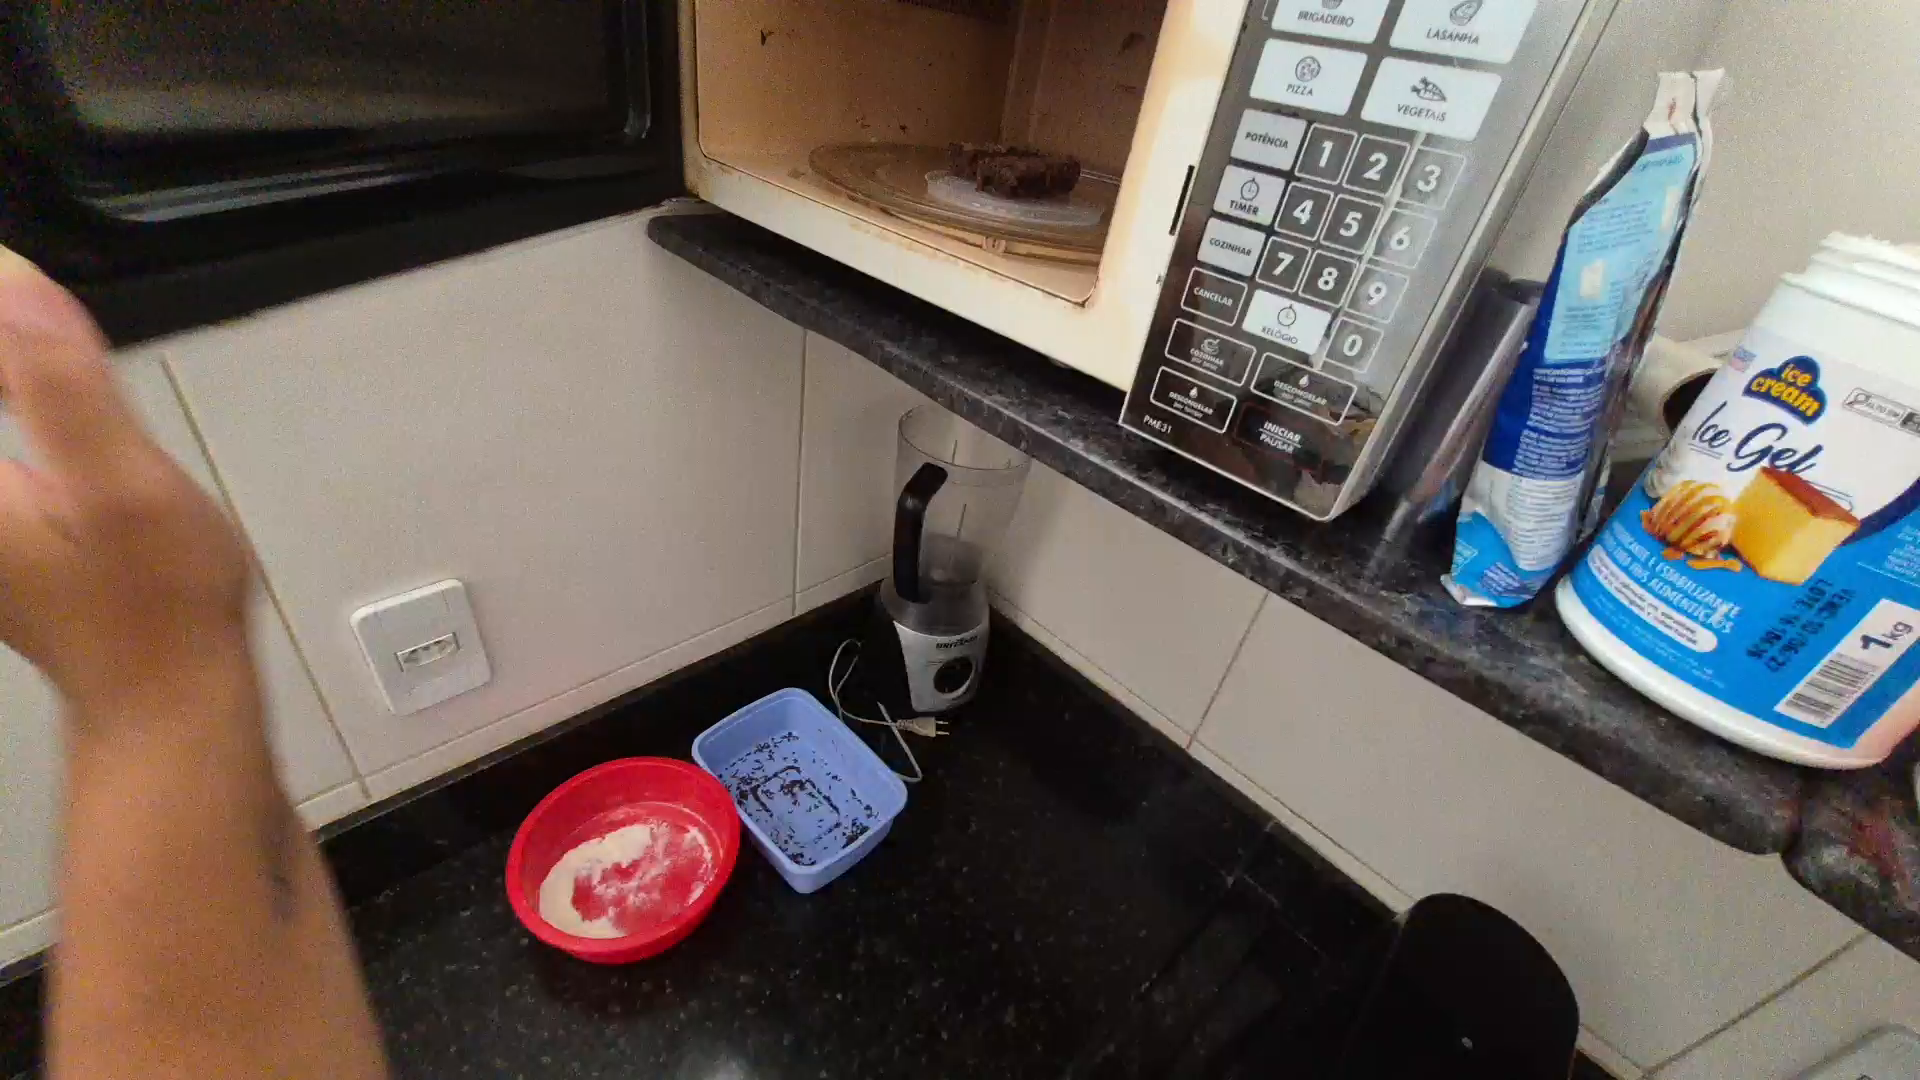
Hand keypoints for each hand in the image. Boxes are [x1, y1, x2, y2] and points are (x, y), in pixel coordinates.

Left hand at [0, 247, 251, 713]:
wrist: (167, 676)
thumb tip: (9, 274)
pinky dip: (5, 396)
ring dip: (6, 375)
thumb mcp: (122, 484)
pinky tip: (19, 380)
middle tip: (22, 300)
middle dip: (3, 353)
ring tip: (24, 323)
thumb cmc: (155, 592)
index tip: (10, 283)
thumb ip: (62, 385)